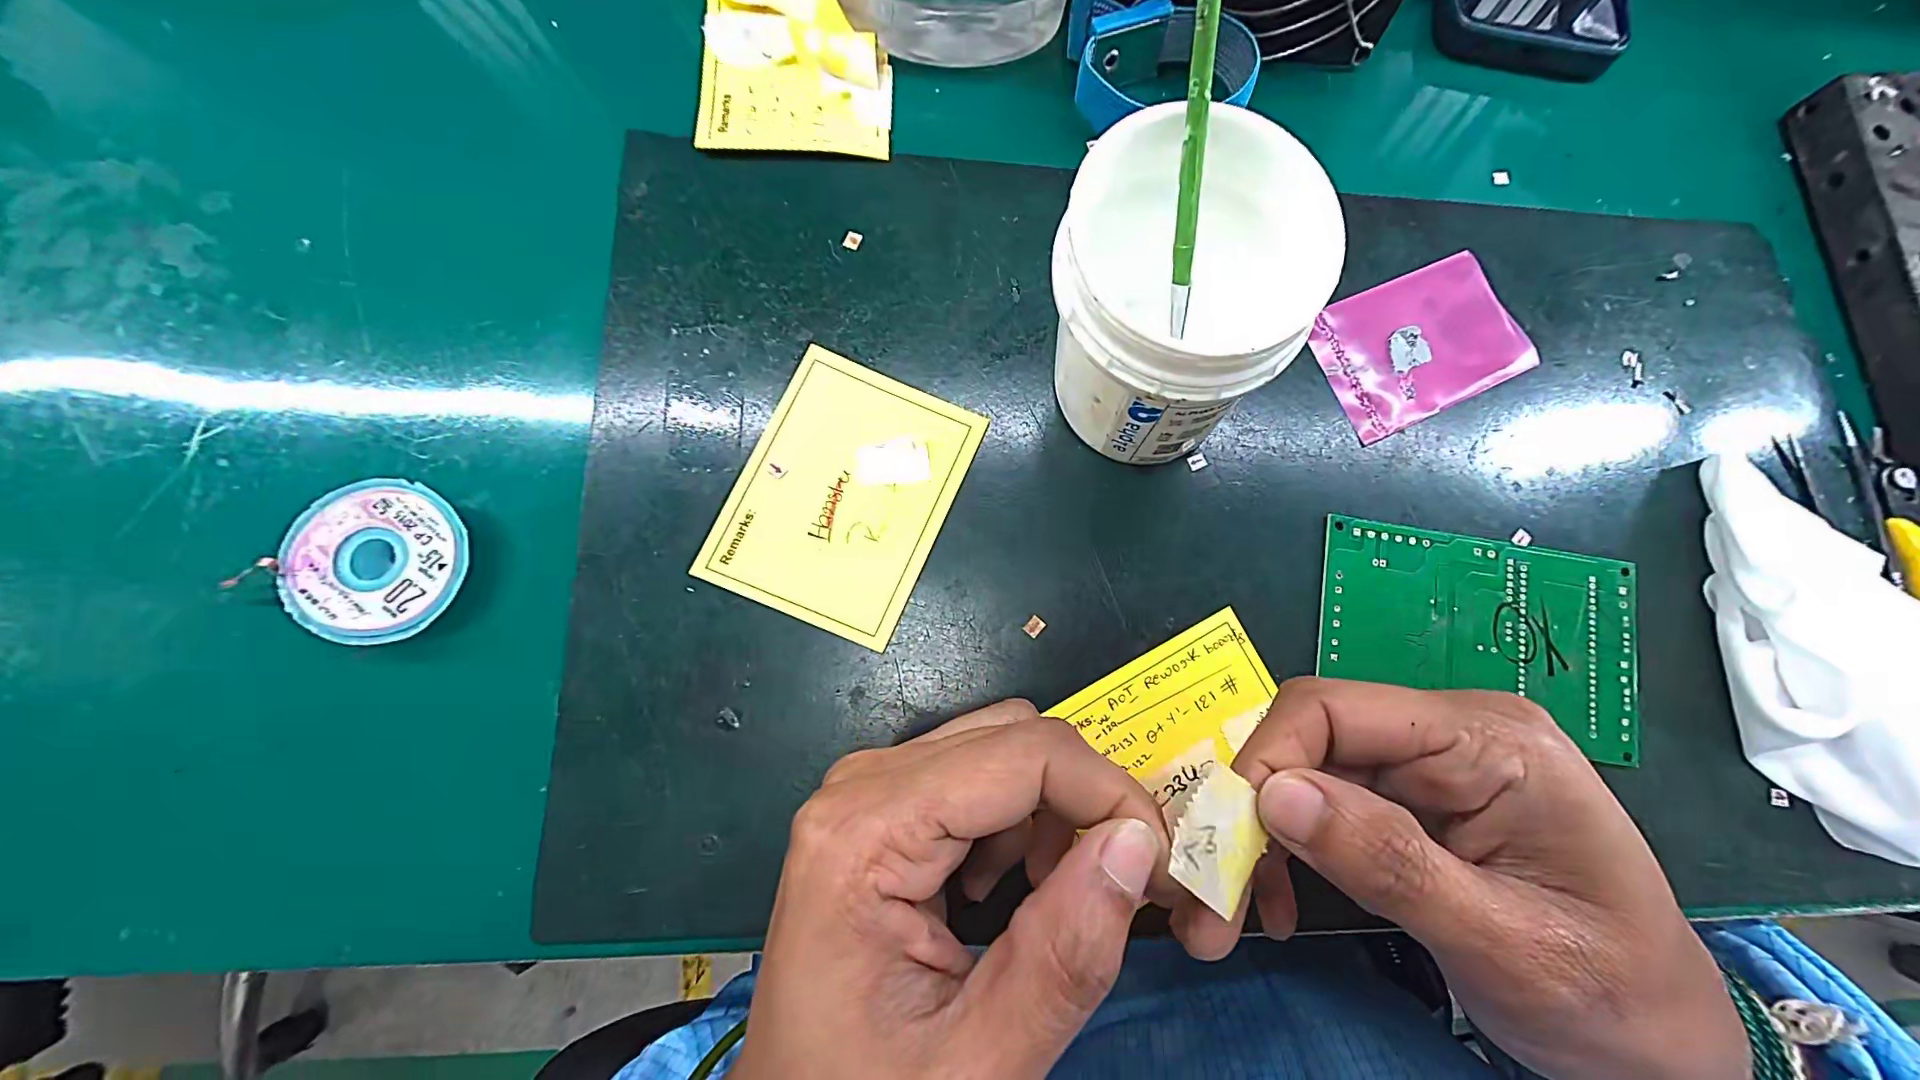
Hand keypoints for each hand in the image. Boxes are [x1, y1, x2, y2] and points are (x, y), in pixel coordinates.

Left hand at [731, 700, 1181, 1079]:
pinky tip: (1001, 888)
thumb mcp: (976, 1062)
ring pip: (1002, 747)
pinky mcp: (881, 800)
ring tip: (1053, 898)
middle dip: (1087, 800)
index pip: (1025, 754)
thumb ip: (1063, 955)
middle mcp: (862, 781)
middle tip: (1122, 885)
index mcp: (867, 828)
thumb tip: (1136, 842)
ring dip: (1053, 812)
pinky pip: (977, 772)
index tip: (1160, 864)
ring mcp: (868, 784)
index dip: (1109, 794)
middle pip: (1015, 738)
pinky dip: (1018, 817)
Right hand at [1173, 678, 1747, 1079]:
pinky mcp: (1403, 799)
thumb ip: (1389, 863)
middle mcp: (1445, 733)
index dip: (1265, 760)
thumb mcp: (1507, 947)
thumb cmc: (1616, 1005)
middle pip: (1307, 741)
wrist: (1667, 1056)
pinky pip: (1317, 805)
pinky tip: (1279, 897)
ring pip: (1299, 774)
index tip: (1224, 838)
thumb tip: (1273, 794)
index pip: (1334, 710)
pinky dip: (1283, 850)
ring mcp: (1422, 765)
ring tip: (1238, 910)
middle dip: (1250, 810)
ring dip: (1258, 838)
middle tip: (1213, 892)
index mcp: (1489, 741)